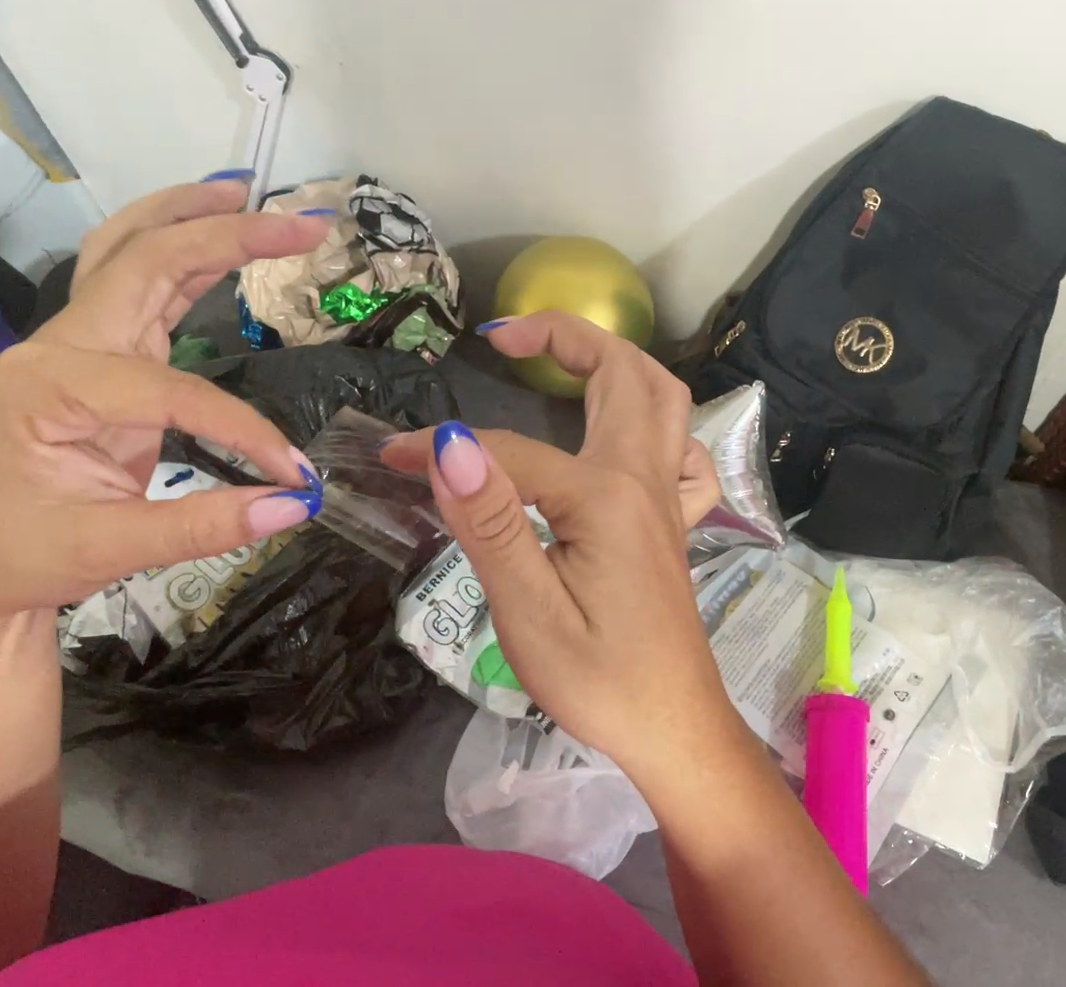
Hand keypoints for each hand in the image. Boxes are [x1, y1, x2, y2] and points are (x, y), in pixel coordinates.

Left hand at [0, 181, 331, 626]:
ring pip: (131, 253)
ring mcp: (75, 343)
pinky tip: (217, 237)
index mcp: (52, 385)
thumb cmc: (20, 557)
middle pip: (145, 261)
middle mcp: (60, 345)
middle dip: (227, 235)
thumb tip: (298, 504)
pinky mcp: (98, 357)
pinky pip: (139, 286)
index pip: (177, 391)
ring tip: (251, 193)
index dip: (245, 429)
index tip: (294, 474)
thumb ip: (206, 523)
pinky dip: (182, 254)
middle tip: (305, 225)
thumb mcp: (109, 549)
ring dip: (193, 219)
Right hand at [379, 312, 738, 783]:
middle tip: (505, 336)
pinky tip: (624, 434)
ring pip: (662, 399)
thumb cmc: (601, 681)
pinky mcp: (673, 524)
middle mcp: (644, 480)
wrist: (673, 729)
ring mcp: (667, 499)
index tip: (386, 457)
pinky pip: (680, 451)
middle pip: (622, 374)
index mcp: (605, 496)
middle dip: (565, 335)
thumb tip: (448, 441)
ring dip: (615, 362)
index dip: (440, 450)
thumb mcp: (529, 612)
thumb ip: (492, 521)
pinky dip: (655, 420)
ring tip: (559, 360)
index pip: (506, 451)